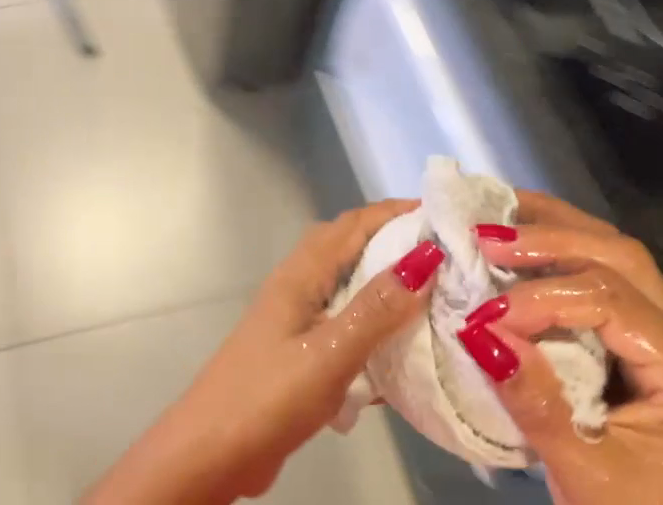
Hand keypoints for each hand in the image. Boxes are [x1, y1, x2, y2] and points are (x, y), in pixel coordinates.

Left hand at [84, 199, 442, 503]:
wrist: (212, 449)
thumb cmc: (268, 394)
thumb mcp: (330, 352)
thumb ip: (376, 308)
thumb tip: (426, 255)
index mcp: (301, 275)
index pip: (352, 224)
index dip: (395, 212)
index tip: (447, 214)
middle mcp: (298, 287)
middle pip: (349, 247)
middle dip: (395, 241)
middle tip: (450, 254)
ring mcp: (297, 320)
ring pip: (349, 286)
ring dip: (388, 284)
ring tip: (439, 296)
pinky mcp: (301, 354)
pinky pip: (347, 324)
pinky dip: (377, 325)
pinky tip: (406, 351)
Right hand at [460, 192, 662, 504]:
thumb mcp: (583, 474)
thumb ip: (535, 402)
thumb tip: (478, 332)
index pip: (611, 300)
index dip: (542, 296)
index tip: (483, 314)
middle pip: (620, 258)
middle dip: (548, 239)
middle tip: (482, 238)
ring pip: (614, 254)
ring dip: (552, 231)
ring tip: (491, 222)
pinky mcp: (640, 339)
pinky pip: (601, 275)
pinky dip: (555, 252)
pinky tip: (515, 246)